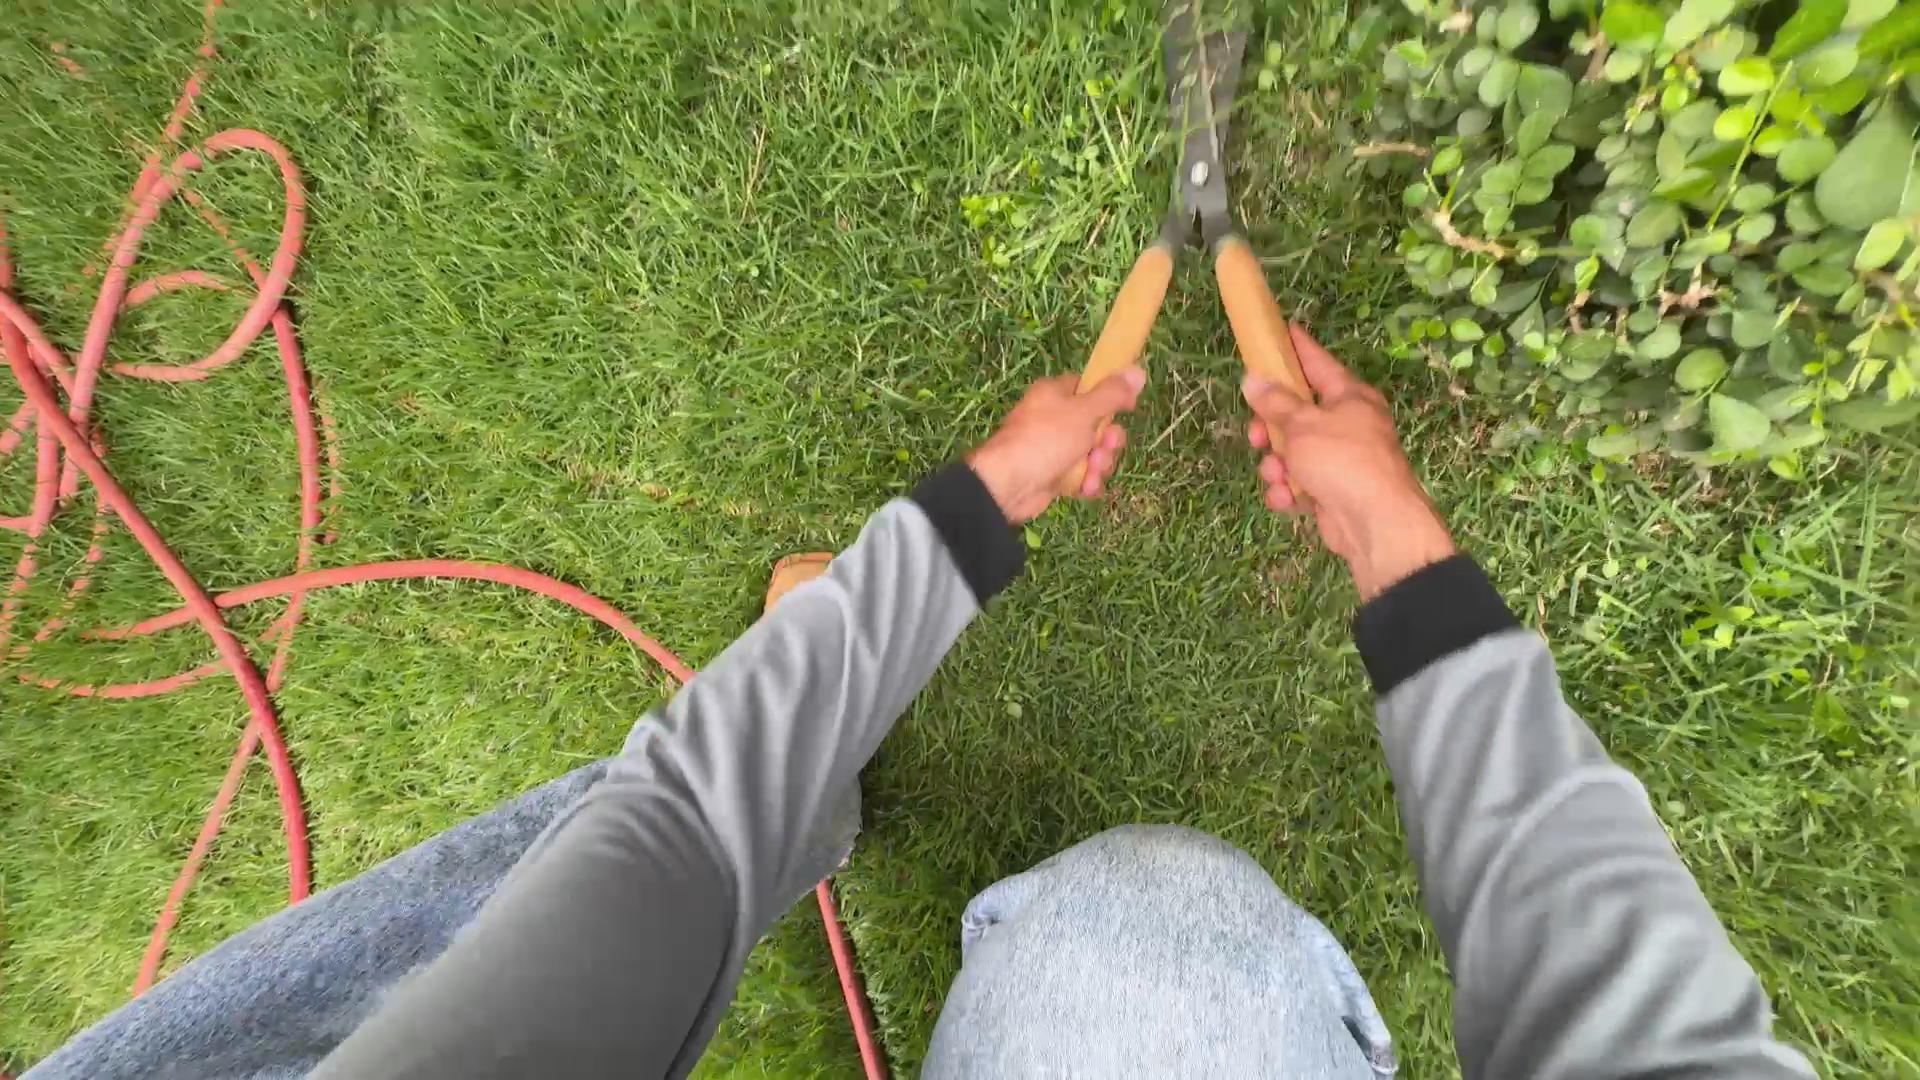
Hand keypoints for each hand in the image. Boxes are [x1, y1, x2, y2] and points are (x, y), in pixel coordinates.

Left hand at [966, 367, 1146, 523]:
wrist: (1009, 483)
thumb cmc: (1046, 438)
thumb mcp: (1083, 411)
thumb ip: (1112, 393)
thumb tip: (1137, 371)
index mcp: (1054, 394)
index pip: (1088, 387)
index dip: (1111, 396)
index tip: (1129, 406)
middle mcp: (1053, 419)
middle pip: (1096, 424)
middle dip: (1107, 440)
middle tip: (1104, 446)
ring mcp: (1052, 449)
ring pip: (1091, 453)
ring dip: (1099, 464)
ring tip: (1091, 472)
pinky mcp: (1053, 475)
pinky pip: (1080, 475)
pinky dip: (1085, 482)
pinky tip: (1085, 488)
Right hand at [1242, 324, 1454, 600]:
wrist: (1373, 521)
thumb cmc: (1342, 460)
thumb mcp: (1302, 424)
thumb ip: (1275, 402)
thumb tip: (1252, 378)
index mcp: (1349, 397)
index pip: (1317, 363)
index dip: (1296, 347)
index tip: (1280, 329)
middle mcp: (1346, 424)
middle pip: (1295, 414)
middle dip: (1269, 428)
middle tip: (1255, 435)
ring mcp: (1338, 458)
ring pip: (1290, 452)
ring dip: (1276, 465)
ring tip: (1278, 476)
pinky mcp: (1330, 489)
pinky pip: (1297, 482)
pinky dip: (1288, 490)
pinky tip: (1288, 499)